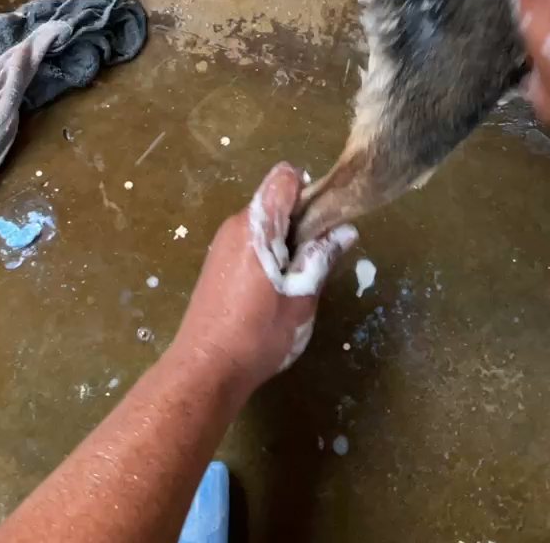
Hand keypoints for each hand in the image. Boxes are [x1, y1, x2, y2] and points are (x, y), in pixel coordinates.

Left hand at [171, 163, 357, 396]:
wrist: (203, 370)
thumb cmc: (256, 335)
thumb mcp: (301, 299)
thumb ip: (322, 258)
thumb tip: (346, 229)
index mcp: (256, 226)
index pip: (285, 178)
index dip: (311, 189)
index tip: (327, 218)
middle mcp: (236, 225)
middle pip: (275, 199)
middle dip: (302, 219)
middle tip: (320, 255)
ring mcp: (223, 243)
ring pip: (264, 222)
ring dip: (287, 238)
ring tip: (300, 277)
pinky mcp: (218, 261)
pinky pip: (251, 239)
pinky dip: (270, 251)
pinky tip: (276, 287)